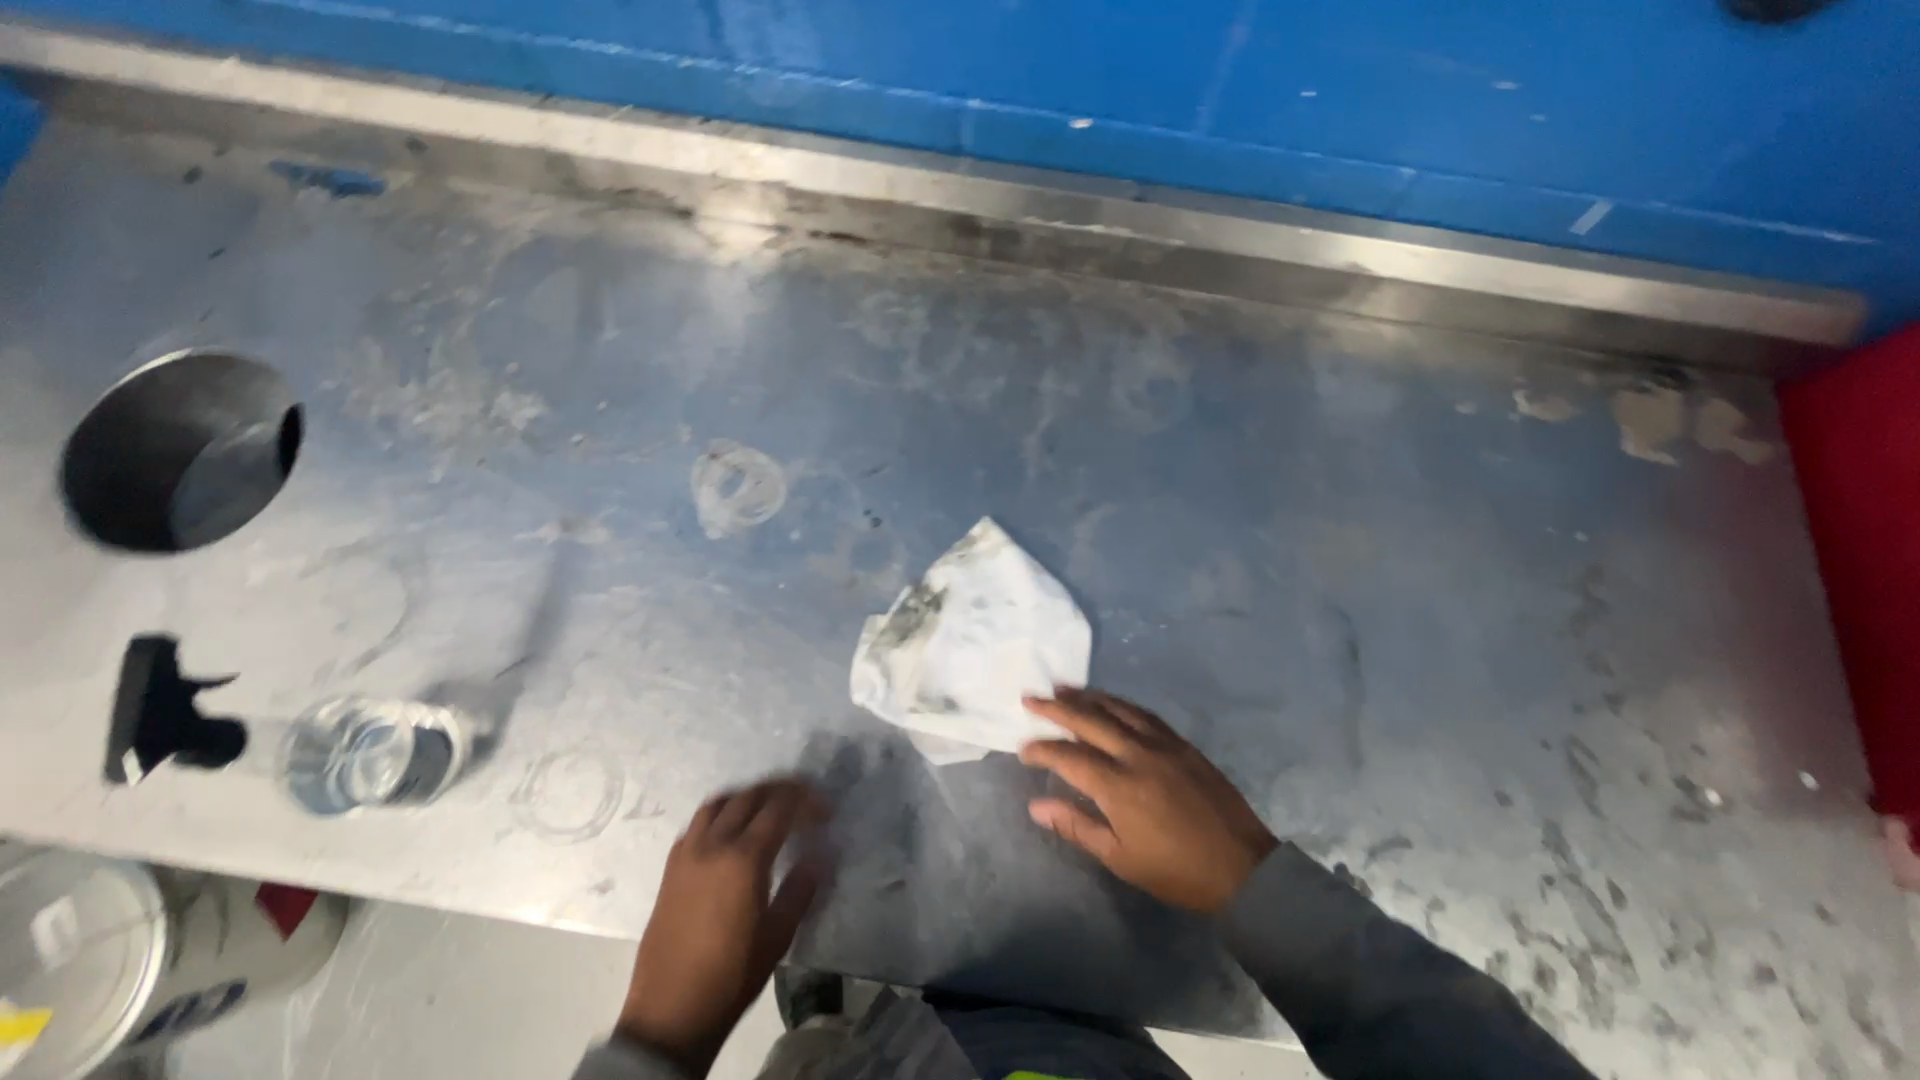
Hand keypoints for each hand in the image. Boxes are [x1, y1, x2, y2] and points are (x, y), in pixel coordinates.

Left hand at [617, 778, 830, 1076]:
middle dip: (780, 790)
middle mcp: (713, 845)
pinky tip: (731, 831)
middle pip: (749, 797)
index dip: (806, 801)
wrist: (671, 1009)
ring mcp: (687, 853)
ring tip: (768, 806)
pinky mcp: (671, 867)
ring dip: (747, 796)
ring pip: (719, 803)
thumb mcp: (778, 936)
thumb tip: (819, 856)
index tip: (825, 808)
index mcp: (743, 859)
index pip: (779, 809)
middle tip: (804, 798)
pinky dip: (720, 813)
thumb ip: (800, 889)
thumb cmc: (732, 975)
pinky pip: (698, 823)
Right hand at [1020, 688, 1277, 913]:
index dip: (1042, 749)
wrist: (1241, 868)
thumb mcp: (1120, 858)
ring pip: (1119, 709)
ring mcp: (1164, 745)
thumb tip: (1036, 805)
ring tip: (1063, 689)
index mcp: (1119, 787)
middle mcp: (1138, 755)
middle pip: (1090, 720)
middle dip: (1056, 708)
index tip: (1023, 748)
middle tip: (1031, 698)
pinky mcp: (1184, 745)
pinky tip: (1111, 703)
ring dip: (1088, 697)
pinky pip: (1146, 714)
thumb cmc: (1175, 871)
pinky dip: (1121, 704)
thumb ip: (1076, 826)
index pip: (1069, 756)